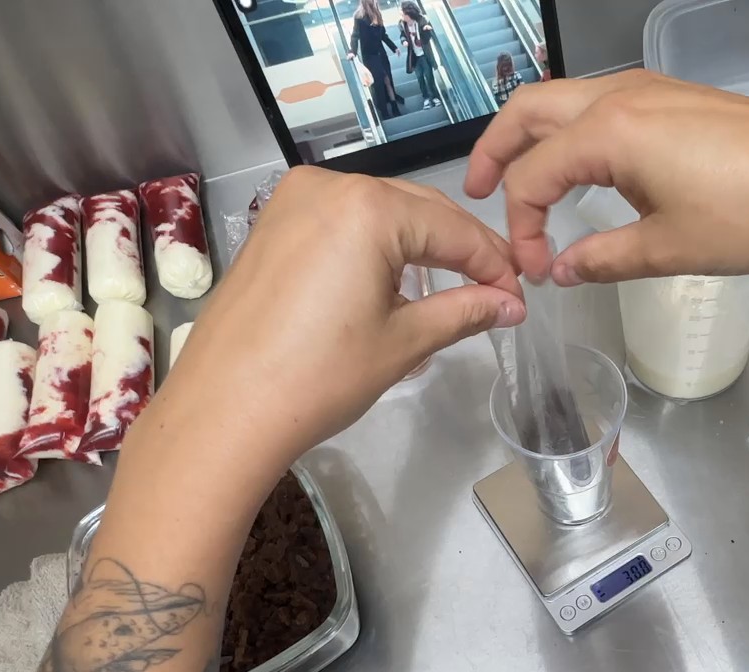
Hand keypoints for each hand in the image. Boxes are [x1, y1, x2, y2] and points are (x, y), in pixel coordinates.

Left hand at [118, 168, 522, 525]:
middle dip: (462, 250)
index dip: (494, 264)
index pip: (453, 228)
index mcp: (368, 208)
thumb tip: (512, 305)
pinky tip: (399, 280)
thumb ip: (464, 312)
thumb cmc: (323, 376)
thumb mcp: (405, 342)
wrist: (228, 408)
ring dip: (423, 247)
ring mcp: (294, 201)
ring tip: (456, 287)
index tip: (520, 298)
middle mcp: (330, 186)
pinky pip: (345, 224)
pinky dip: (380, 247)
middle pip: (418, 210)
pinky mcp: (274, 225)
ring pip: (381, 213)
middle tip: (497, 291)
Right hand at [465, 71, 748, 283]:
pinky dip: (572, 135)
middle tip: (476, 191)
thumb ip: (603, 259)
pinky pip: (601, 107)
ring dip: (533, 138)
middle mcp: (621, 95)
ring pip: (565, 101)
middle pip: (531, 110)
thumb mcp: (668, 249)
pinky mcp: (675, 99)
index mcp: (610, 133)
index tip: (534, 273)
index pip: (534, 177)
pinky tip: (582, 172)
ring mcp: (651, 89)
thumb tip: (561, 270)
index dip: (521, 228)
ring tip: (520, 183)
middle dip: (496, 151)